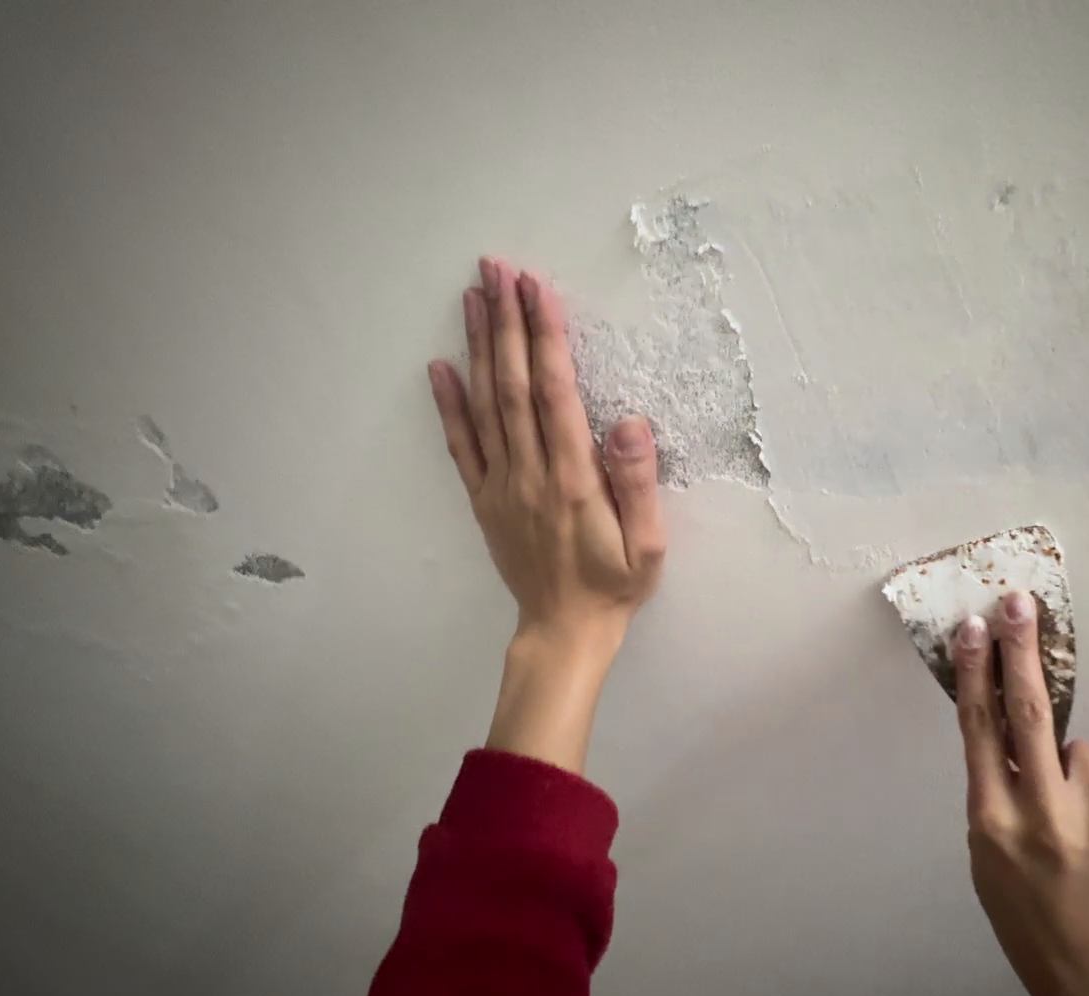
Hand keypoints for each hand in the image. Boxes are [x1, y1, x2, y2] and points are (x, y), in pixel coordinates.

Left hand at [428, 257, 666, 771]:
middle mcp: (529, 475)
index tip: (539, 292)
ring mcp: (501, 487)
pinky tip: (440, 367)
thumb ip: (637, 484)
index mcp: (572, 482)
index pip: (556, 396)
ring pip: (486, 406)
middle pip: (514, 387)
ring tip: (473, 298)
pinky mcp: (485, 500)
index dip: (548, 340)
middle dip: (508, 325)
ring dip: (480, 348)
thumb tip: (628, 422)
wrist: (563, 633)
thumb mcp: (648, 546)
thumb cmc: (614, 588)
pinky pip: (463, 447)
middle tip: (497, 270)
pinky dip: (449, 405)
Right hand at [951, 594, 1088, 995]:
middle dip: (1021, 649)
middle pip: (1031, 712)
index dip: (974, 673)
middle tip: (1018, 603)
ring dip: (1067, 769)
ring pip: (1077, 754)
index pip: (979, 730)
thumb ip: (996, 798)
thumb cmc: (1028, 926)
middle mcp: (1044, 813)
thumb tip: (1017, 750)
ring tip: (1070, 826)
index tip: (972, 628)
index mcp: (993, 824)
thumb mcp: (986, 862)